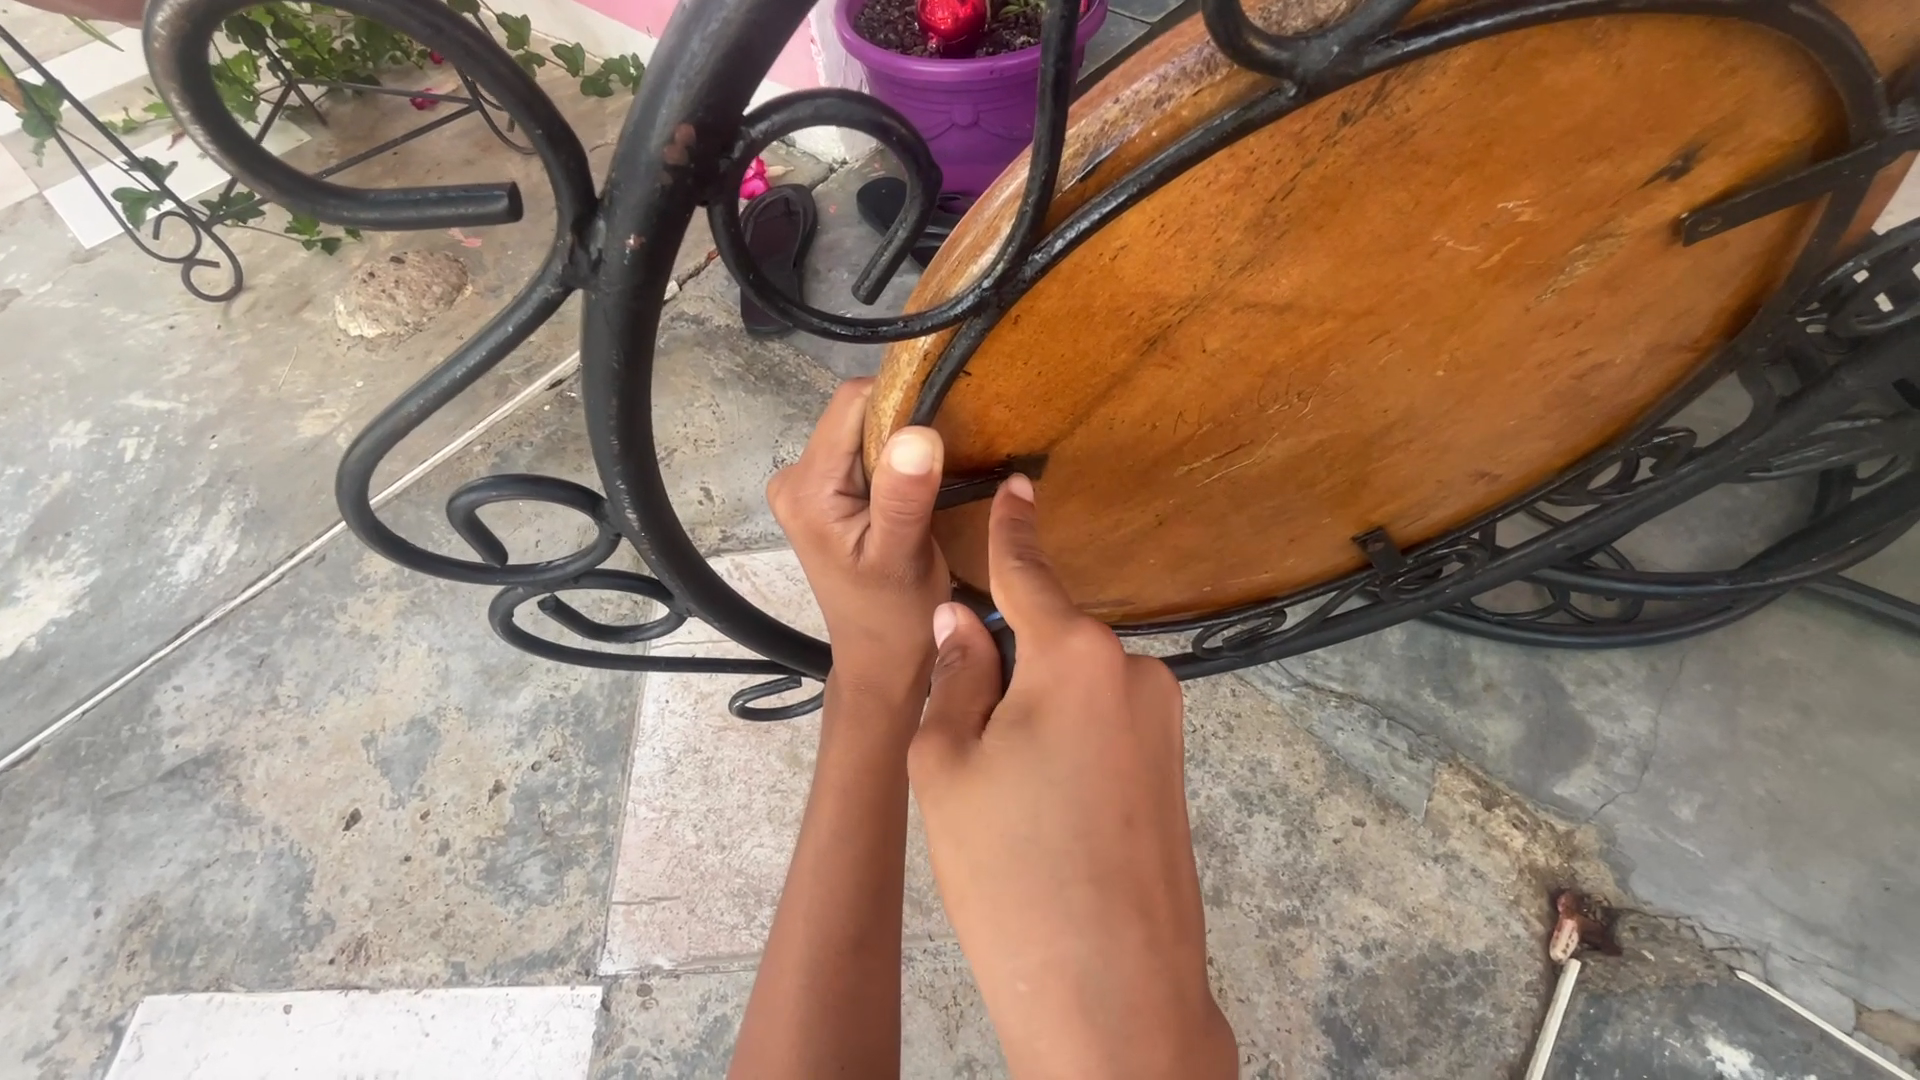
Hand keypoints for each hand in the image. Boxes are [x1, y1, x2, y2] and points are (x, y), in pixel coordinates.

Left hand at [768, 378, 950, 701]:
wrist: (881, 659)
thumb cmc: (894, 616)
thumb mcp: (903, 557)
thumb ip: (903, 497)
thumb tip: (917, 433)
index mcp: (807, 489)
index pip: (854, 404)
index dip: (903, 401)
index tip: (945, 426)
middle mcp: (795, 477)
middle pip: (857, 414)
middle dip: (904, 427)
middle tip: (945, 464)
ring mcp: (807, 486)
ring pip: (863, 432)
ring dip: (901, 446)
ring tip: (933, 480)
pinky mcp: (824, 495)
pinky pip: (864, 454)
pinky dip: (894, 462)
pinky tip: (916, 489)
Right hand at [906, 475, 1235, 1078]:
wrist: (1113, 996)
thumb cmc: (1011, 873)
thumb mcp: (948, 764)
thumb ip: (956, 674)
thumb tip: (962, 619)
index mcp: (1075, 655)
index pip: (1032, 571)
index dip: (1014, 527)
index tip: (1019, 485)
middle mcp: (1133, 670)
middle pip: (1050, 636)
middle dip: (1006, 660)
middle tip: (964, 732)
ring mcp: (1164, 718)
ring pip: (1076, 683)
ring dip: (1034, 706)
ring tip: (1003, 789)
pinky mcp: (1174, 762)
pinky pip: (1105, 720)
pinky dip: (1066, 736)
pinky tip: (1044, 803)